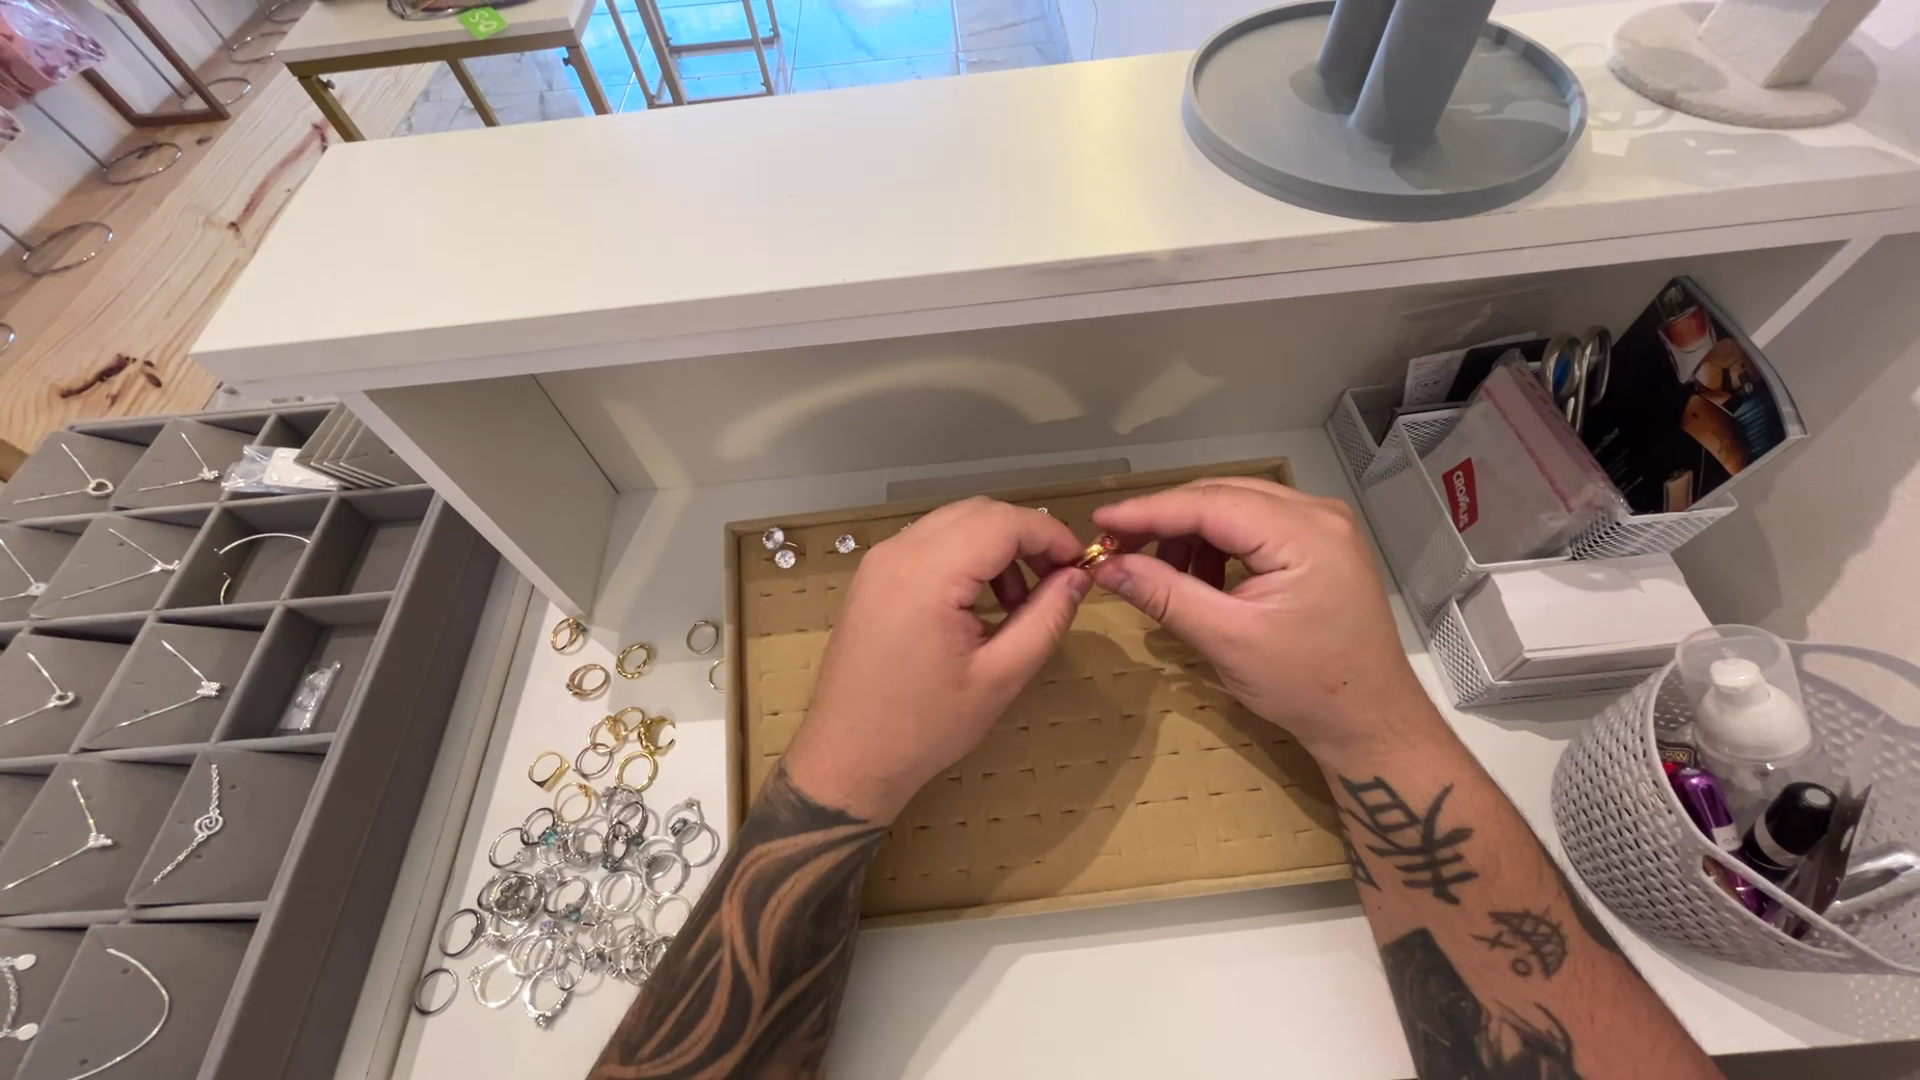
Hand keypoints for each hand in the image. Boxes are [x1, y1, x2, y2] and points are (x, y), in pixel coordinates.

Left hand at [783, 498, 1091, 821]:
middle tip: (1055, 580)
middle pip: (978, 512)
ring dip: (995, 547)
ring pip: (954, 523)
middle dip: (1025, 537)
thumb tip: (1078, 576)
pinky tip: (979, 602)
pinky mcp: (873, 576)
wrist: (848, 757)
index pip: (1003, 522)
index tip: (1080, 564)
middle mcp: (898, 552)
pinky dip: (965, 556)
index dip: (1050, 534)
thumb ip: (1046, 618)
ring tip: (1017, 602)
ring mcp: (879, 561)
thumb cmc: (925, 726)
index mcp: (928, 575)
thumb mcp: (1001, 677)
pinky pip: (930, 544)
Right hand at [1088, 478, 1436, 762]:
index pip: (1208, 504)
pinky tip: (1202, 580)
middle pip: (1220, 496)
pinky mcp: (1318, 544)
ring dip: (1190, 535)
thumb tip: (1107, 567)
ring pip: (1234, 508)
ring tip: (1164, 575)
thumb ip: (1164, 595)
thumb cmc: (1305, 685)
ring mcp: (1322, 526)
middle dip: (1165, 520)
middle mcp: (1317, 513)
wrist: (1369, 720)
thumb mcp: (1226, 639)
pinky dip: (1216, 546)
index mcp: (1304, 532)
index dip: (1147, 511)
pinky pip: (1253, 526)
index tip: (1099, 523)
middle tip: (1118, 548)